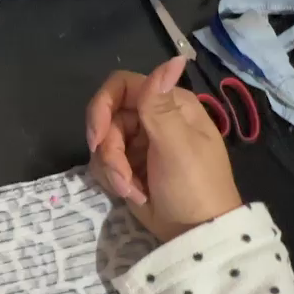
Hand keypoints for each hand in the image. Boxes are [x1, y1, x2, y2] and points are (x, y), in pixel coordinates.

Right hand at [86, 56, 243, 241]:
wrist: (196, 235)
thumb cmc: (195, 186)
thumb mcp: (177, 145)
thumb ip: (160, 105)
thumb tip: (174, 58)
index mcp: (169, 104)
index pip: (121, 86)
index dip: (102, 107)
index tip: (97, 137)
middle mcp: (152, 118)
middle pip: (107, 119)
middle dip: (109, 151)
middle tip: (121, 177)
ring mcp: (139, 144)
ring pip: (103, 144)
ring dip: (112, 170)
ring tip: (132, 191)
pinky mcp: (129, 166)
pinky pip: (104, 163)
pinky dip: (114, 180)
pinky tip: (134, 194)